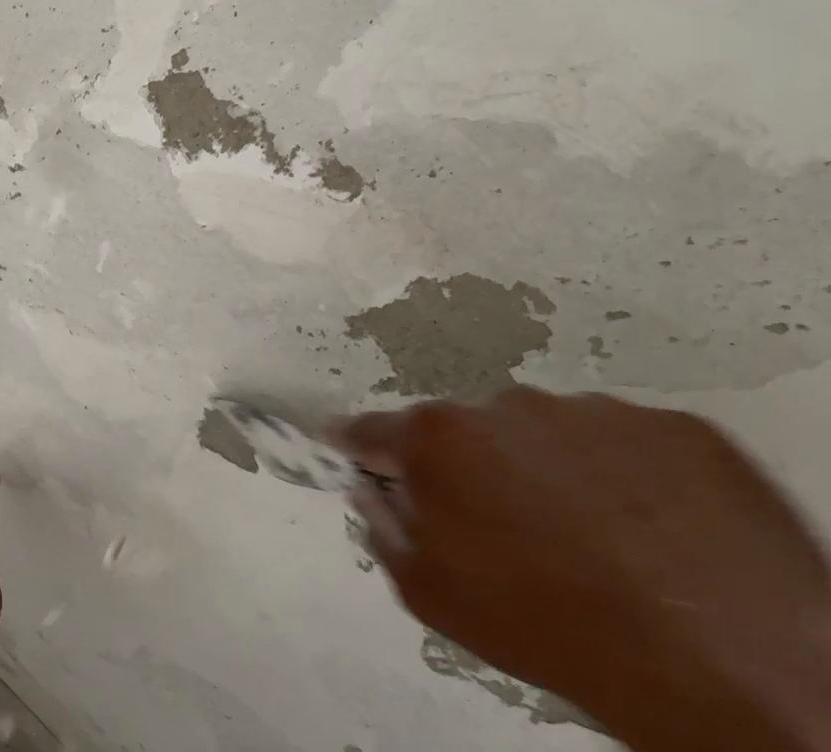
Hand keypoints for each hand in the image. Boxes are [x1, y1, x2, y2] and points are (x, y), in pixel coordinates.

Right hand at [333, 387, 830, 750]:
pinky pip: (626, 444)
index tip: (347, 445)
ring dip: (546, 467)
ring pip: (548, 433)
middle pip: (467, 430)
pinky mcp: (683, 430)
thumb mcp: (429, 594)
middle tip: (499, 525)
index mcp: (438, 438)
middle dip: (468, 465)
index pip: (374, 428)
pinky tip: (644, 530)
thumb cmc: (546, 626)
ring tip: (588, 534)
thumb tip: (372, 493)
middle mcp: (510, 406)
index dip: (357, 443)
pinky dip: (622, 475)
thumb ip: (381, 529)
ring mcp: (600, 412)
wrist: (724, 663)